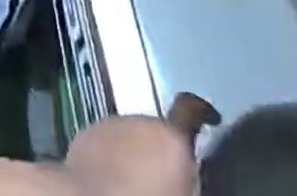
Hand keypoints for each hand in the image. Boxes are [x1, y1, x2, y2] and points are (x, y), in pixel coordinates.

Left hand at [60, 117, 197, 195]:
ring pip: (131, 137)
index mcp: (171, 140)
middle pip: (159, 131)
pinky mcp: (85, 134)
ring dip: (136, 155)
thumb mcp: (181, 193)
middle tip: (166, 182)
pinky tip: (110, 184)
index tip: (210, 118)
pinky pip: (108, 144)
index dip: (202, 111)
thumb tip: (187, 176)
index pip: (190, 109)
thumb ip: (187, 179)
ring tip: (136, 187)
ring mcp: (111, 125)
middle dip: (163, 152)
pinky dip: (112, 158)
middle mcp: (141, 122)